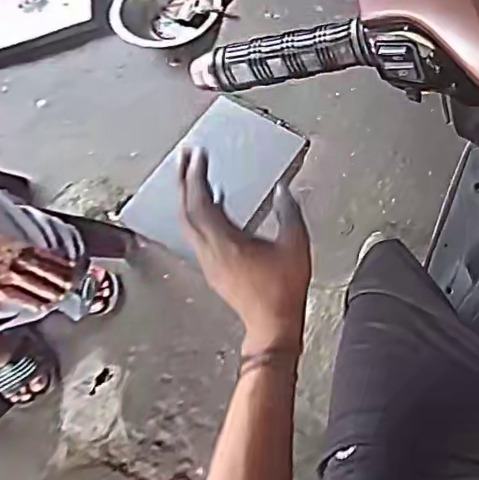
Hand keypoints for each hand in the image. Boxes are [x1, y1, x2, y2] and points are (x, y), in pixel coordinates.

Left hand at [0, 226, 74, 322]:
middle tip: (67, 296)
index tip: (48, 308)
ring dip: (61, 276)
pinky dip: (58, 259)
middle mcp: (8, 274)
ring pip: (44, 269)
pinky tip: (68, 263)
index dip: (35, 303)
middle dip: (53, 291)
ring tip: (74, 282)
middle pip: (36, 284)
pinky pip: (44, 254)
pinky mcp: (22, 245)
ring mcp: (17, 258)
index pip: (20, 298)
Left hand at [179, 149, 311, 354]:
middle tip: (184, 160)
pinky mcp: (213, 268)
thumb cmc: (283, 287)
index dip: (196, 177)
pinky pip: (196, 234)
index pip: (201, 203)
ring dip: (188, 198)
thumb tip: (282, 190)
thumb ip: (288, 212)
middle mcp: (210, 251)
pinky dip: (197, 214)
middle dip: (183, 182)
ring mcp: (209, 261)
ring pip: (187, 224)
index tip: (196, 157)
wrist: (273, 322)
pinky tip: (211, 208)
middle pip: (186, 212)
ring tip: (193, 179)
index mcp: (226, 242)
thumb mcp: (295, 243)